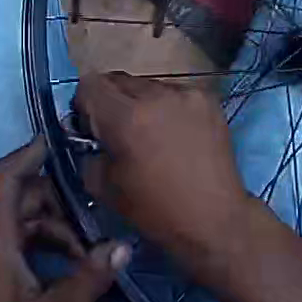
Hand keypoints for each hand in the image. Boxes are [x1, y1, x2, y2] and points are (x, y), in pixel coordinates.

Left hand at [0, 138, 128, 301]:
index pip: (5, 176)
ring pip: (18, 224)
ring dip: (52, 230)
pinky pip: (13, 245)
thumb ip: (89, 279)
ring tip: (87, 254)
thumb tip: (123, 246)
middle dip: (57, 202)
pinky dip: (40, 248)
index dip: (29, 152)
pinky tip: (65, 272)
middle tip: (95, 218)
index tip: (59, 139)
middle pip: (19, 199)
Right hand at [72, 71, 255, 260]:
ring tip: (152, 132)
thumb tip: (88, 134)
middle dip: (111, 101)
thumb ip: (88, 150)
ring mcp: (185, 94)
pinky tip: (176, 132)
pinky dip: (167, 107)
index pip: (90, 84)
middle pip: (117, 80)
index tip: (91, 125)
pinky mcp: (207, 99)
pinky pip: (173, 92)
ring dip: (140, 103)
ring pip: (146, 85)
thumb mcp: (103, 186)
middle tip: (119, 129)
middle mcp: (155, 96)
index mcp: (125, 118)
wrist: (216, 221)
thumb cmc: (155, 210)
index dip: (84, 103)